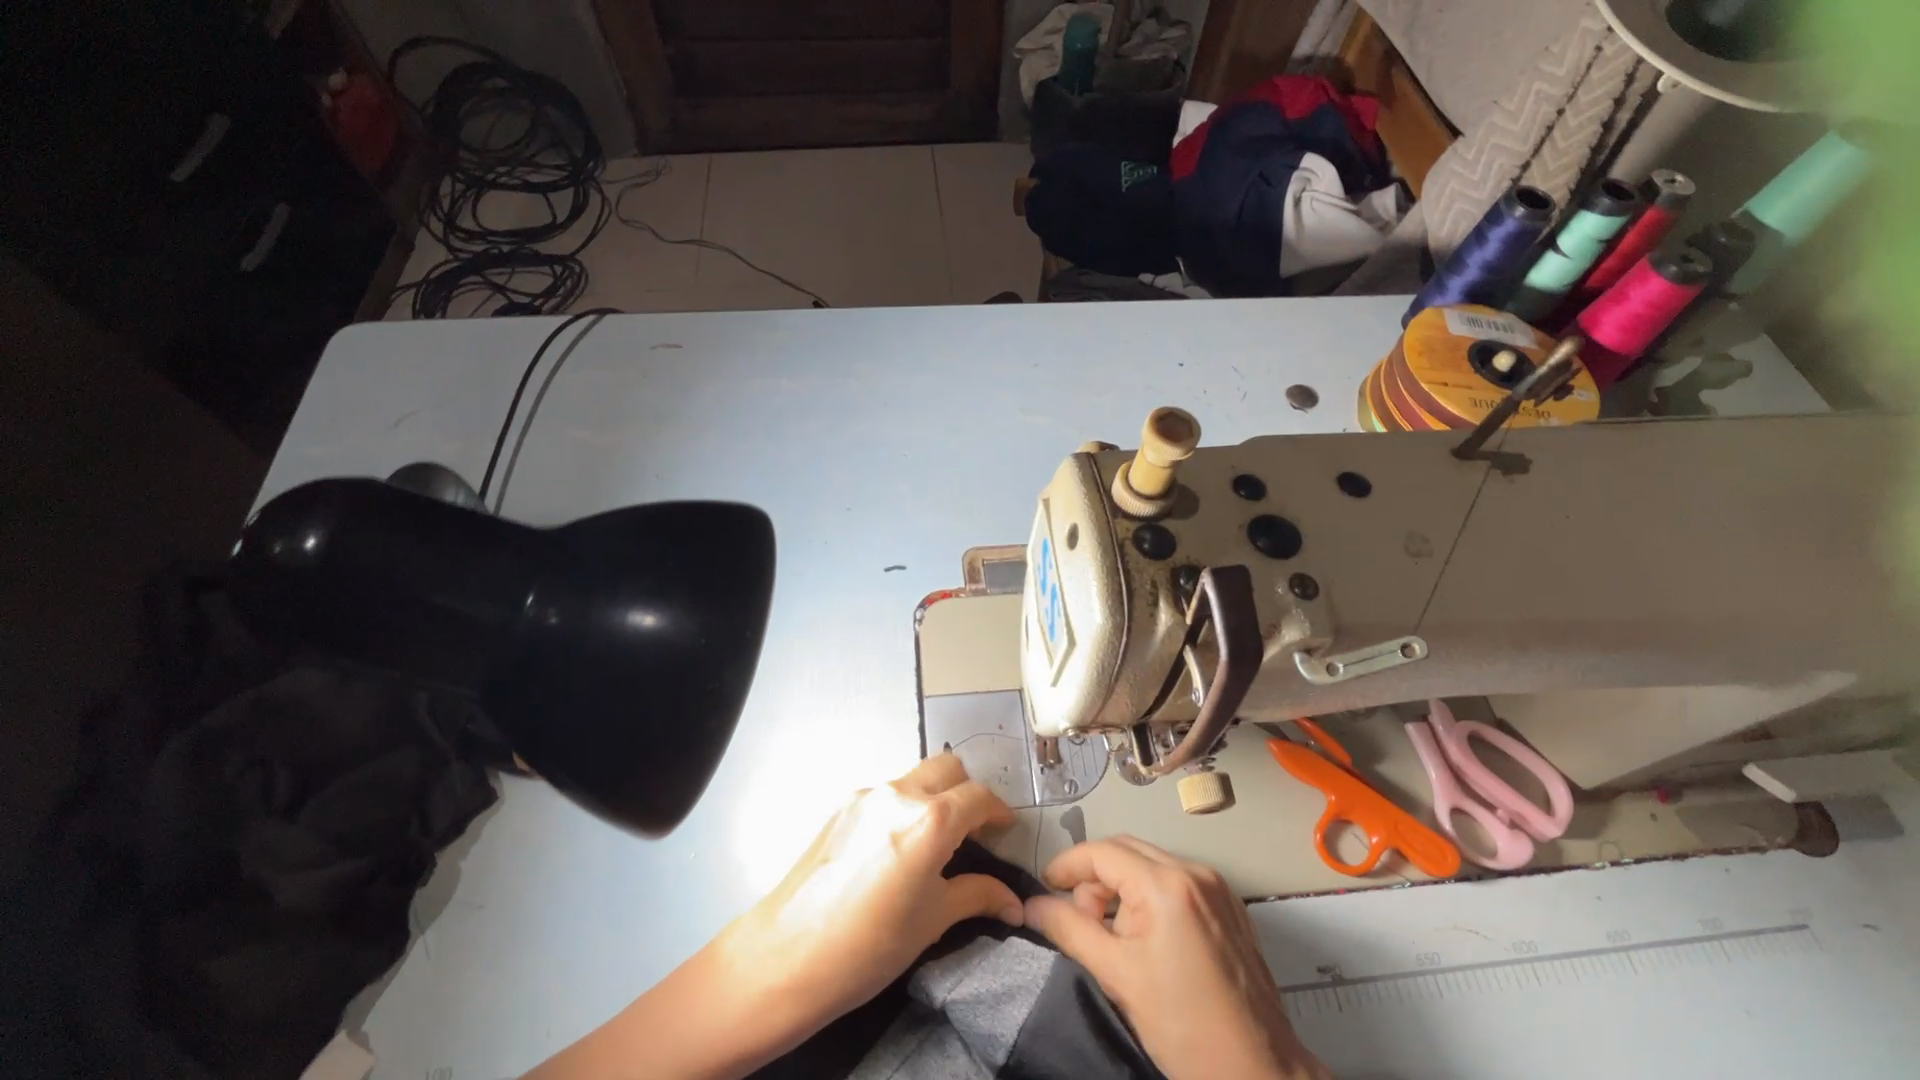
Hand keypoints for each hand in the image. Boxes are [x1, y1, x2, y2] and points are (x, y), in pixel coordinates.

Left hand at [711, 753, 1023, 1032]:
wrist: (785, 957)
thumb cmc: (870, 946)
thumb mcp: (932, 922)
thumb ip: (976, 896)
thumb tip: (1014, 903)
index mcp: (931, 819)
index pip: (979, 796)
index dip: (998, 812)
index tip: (1004, 831)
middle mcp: (898, 794)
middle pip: (947, 769)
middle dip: (966, 792)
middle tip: (973, 831)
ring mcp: (864, 796)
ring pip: (914, 778)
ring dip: (933, 797)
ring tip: (933, 845)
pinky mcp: (839, 809)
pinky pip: (885, 795)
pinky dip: (903, 808)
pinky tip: (896, 851)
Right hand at [1023, 837, 1328, 1079]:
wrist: (1257, 1068)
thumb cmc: (1182, 1024)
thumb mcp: (1117, 975)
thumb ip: (1069, 930)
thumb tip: (1032, 905)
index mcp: (1167, 885)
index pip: (1102, 852)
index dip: (1067, 866)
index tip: (1045, 889)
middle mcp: (1195, 872)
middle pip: (1126, 851)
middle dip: (1094, 878)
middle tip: (1079, 920)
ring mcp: (1218, 888)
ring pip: (1151, 865)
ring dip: (1122, 888)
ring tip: (1112, 937)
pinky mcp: (1230, 907)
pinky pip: (1177, 882)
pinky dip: (1151, 896)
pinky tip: (1145, 938)